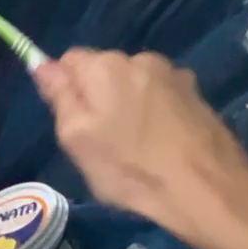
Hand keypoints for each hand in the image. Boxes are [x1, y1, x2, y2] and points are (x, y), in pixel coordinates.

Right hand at [34, 48, 247, 246]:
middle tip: (96, 139)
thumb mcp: (76, 138)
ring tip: (129, 144)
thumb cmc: (128, 167)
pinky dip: (151, 113)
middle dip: (94, 96)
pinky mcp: (196, 94)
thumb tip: (43, 65)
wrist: (204, 189)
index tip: (65, 119)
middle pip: (102, 70)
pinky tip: (156, 143)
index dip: (61, 86)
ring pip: (132, 83)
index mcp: (104, 66)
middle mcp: (140, 59)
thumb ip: (59, 96)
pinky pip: (158, 96)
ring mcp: (174, 75)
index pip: (68, 59)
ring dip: (125, 104)